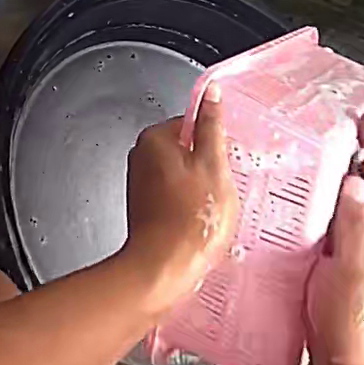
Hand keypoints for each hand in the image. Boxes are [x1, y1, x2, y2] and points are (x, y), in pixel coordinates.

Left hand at [123, 83, 237, 309]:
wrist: (162, 270)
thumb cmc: (189, 221)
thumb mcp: (214, 165)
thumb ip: (212, 125)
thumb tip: (212, 94)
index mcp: (155, 137)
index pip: (192, 123)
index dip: (213, 144)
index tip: (223, 161)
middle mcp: (141, 155)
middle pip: (186, 148)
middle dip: (206, 167)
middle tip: (217, 189)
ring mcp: (141, 182)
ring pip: (182, 173)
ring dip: (198, 187)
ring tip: (206, 209)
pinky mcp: (144, 206)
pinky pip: (173, 195)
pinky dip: (187, 205)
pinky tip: (196, 222)